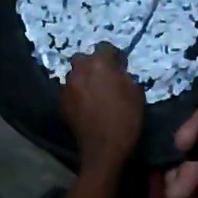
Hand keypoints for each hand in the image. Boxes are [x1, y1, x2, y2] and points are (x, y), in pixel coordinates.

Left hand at [63, 44, 143, 170]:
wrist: (104, 149)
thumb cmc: (126, 120)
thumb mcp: (136, 94)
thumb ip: (124, 77)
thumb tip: (118, 74)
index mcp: (99, 65)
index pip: (105, 47)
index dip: (114, 56)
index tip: (120, 66)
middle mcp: (79, 71)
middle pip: (83, 59)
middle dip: (93, 64)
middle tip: (104, 77)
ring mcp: (67, 88)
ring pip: (74, 75)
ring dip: (83, 79)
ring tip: (93, 92)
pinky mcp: (61, 104)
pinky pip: (69, 92)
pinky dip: (77, 95)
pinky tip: (85, 106)